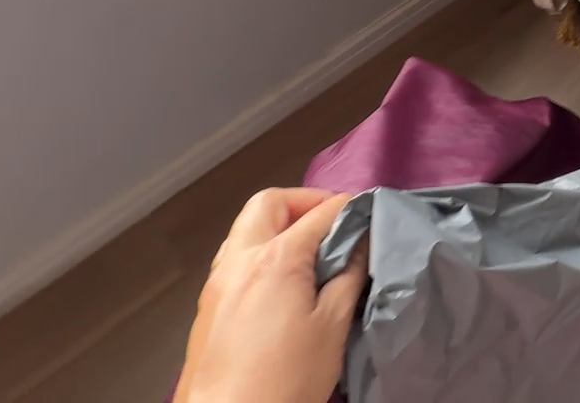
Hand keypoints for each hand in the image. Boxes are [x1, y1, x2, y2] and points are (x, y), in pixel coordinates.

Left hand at [174, 188, 365, 402]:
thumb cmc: (288, 376)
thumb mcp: (335, 322)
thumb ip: (351, 271)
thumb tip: (362, 240)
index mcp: (274, 259)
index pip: (322, 211)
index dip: (352, 207)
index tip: (373, 216)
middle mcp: (238, 263)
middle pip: (267, 204)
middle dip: (304, 203)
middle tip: (333, 224)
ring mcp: (215, 287)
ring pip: (245, 231)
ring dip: (280, 227)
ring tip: (311, 253)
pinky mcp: (206, 312)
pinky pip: (236, 260)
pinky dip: (263, 253)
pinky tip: (285, 284)